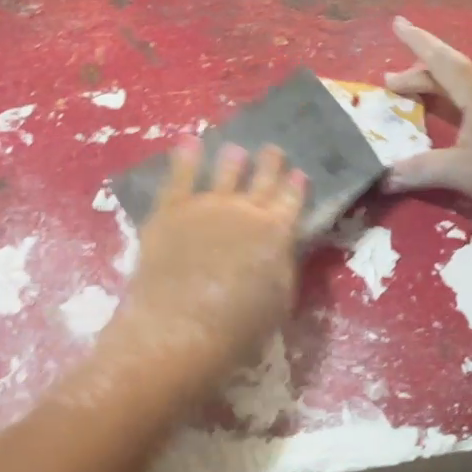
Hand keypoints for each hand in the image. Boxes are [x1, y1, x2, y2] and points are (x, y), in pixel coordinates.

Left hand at [98, 140, 306, 397]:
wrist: (182, 327)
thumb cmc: (239, 328)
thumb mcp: (279, 300)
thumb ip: (281, 266)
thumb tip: (279, 249)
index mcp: (277, 233)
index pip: (292, 200)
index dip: (296, 186)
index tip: (299, 173)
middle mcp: (246, 210)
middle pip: (262, 179)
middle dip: (270, 163)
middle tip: (273, 149)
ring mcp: (207, 206)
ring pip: (224, 173)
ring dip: (231, 160)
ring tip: (235, 149)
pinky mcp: (171, 210)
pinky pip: (180, 177)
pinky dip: (185, 158)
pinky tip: (187, 143)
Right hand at [383, 18, 471, 221]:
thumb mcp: (461, 172)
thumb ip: (420, 170)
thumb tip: (385, 177)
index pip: (439, 58)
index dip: (415, 41)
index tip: (398, 22)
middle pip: (453, 71)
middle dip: (421, 76)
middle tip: (394, 85)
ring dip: (448, 84)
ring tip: (432, 87)